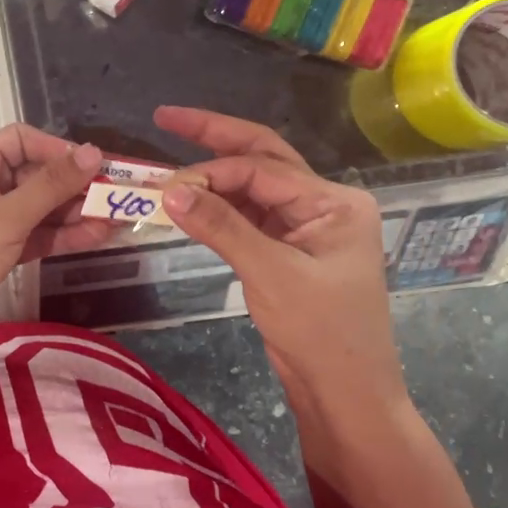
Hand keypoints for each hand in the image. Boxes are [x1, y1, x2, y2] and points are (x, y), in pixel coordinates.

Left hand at [0, 124, 117, 343]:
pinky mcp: (5, 249)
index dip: (53, 147)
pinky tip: (100, 235)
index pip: (18, 140)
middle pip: (35, 173)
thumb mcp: (8, 217)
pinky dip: (67, 234)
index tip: (88, 163)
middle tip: (114, 193)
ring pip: (43, 206)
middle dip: (73, 183)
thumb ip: (51, 185)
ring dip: (77, 210)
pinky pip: (41, 233)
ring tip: (117, 215)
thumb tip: (94, 152)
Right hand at [154, 106, 405, 405]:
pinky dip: (215, 207)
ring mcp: (302, 227)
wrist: (345, 390)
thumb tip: (168, 190)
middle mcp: (321, 204)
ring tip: (167, 155)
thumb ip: (221, 226)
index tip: (163, 186)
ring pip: (250, 186)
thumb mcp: (270, 274)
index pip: (260, 169)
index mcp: (333, 202)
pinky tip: (187, 201)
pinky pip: (244, 215)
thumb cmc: (321, 331)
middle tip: (165, 117)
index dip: (208, 172)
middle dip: (214, 136)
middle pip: (260, 158)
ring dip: (210, 175)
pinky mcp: (284, 250)